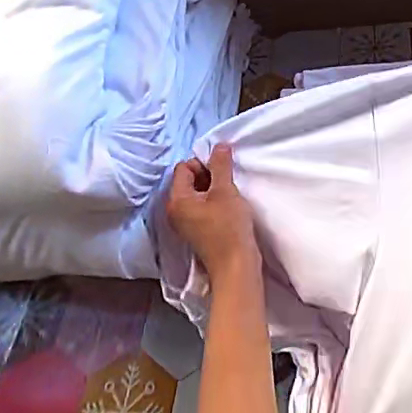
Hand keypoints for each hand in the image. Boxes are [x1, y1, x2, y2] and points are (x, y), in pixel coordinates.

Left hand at [166, 143, 261, 276]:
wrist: (236, 267)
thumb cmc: (229, 227)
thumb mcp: (226, 191)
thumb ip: (221, 165)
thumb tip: (219, 145)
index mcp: (176, 200)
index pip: (183, 167)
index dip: (203, 164)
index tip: (222, 172)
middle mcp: (175, 211)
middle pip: (188, 180)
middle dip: (208, 176)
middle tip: (227, 183)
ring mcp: (185, 223)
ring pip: (196, 194)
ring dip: (213, 190)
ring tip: (230, 196)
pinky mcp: (196, 232)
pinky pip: (201, 208)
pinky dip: (213, 203)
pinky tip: (228, 208)